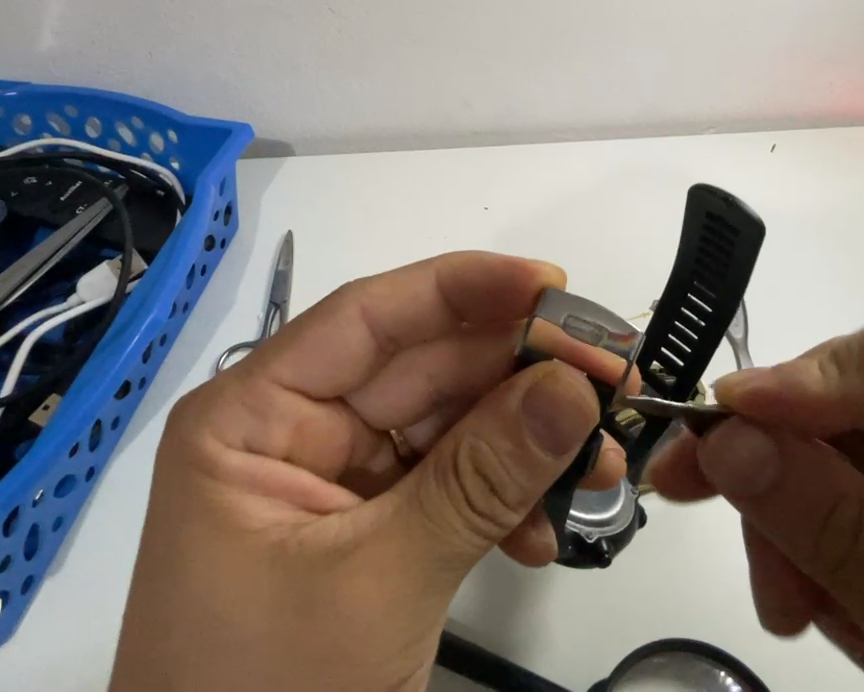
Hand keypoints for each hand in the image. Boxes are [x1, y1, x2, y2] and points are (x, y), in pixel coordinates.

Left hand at [109, 252, 624, 691]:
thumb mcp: (376, 581)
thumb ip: (479, 478)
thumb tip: (573, 387)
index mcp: (252, 415)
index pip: (367, 317)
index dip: (462, 288)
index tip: (552, 283)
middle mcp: (293, 429)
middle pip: (420, 369)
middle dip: (516, 372)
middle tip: (611, 374)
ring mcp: (336, 480)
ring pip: (446, 426)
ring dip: (524, 441)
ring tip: (603, 461)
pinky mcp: (371, 528)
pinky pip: (448, 485)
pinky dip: (503, 500)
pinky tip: (547, 530)